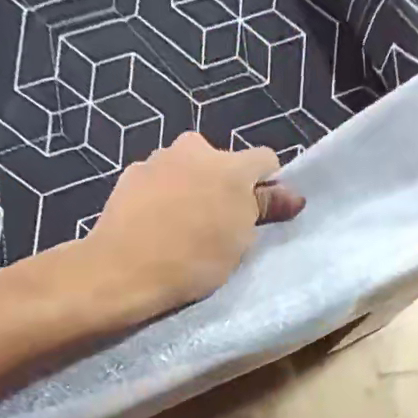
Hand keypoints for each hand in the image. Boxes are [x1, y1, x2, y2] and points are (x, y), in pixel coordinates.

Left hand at [82, 131, 305, 311]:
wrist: (124, 269)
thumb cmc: (194, 259)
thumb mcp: (240, 241)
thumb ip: (265, 209)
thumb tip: (293, 195)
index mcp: (231, 165)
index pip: (265, 160)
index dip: (267, 186)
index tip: (259, 215)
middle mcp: (194, 149)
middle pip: (223, 163)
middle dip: (225, 186)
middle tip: (220, 226)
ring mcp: (158, 159)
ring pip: (188, 170)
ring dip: (193, 189)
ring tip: (184, 229)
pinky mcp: (130, 174)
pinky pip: (160, 181)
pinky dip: (165, 197)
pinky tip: (157, 226)